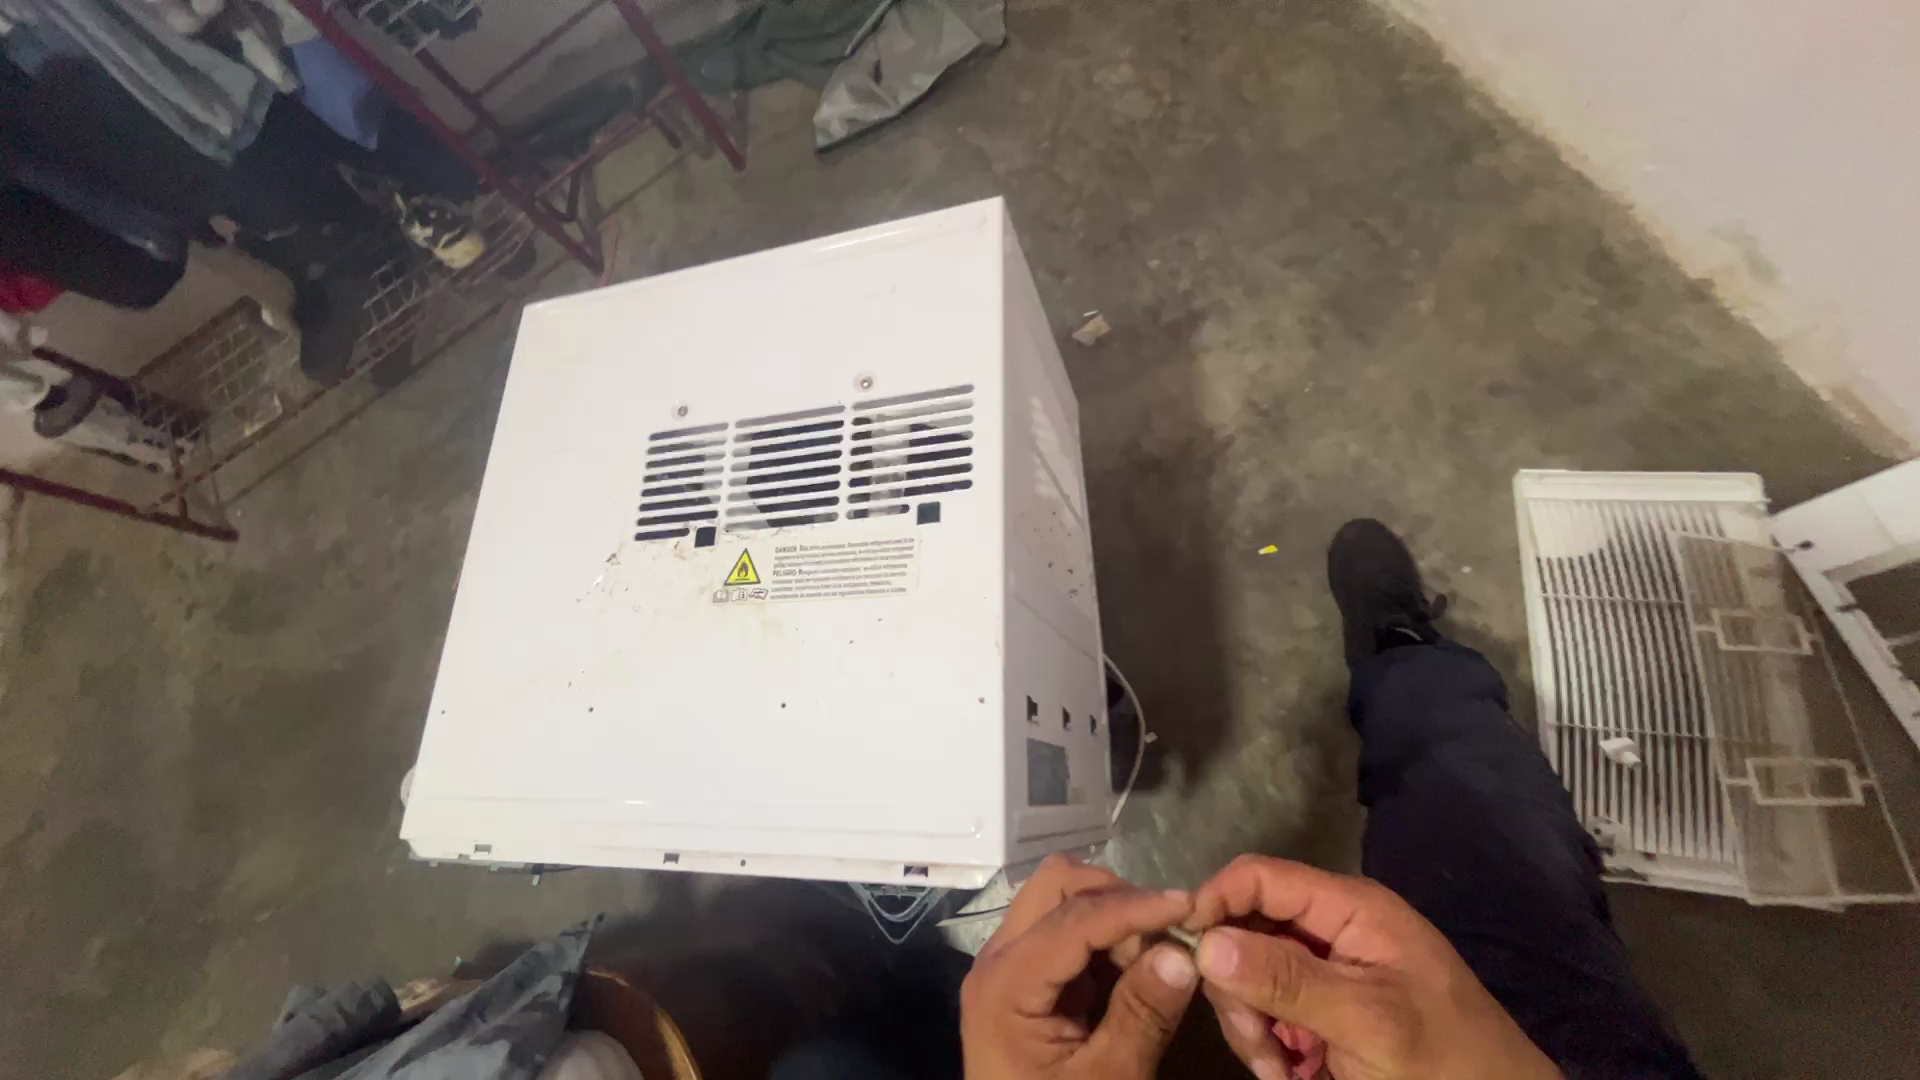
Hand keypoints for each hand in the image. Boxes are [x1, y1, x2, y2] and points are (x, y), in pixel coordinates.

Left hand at [961, 855, 1199, 1079]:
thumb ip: (1142, 1014)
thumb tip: (1182, 949)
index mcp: (1005, 982)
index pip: (1073, 919)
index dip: (1134, 907)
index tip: (1190, 904)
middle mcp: (997, 956)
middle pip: (1055, 886)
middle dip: (1115, 896)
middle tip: (1167, 932)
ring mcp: (1009, 963)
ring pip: (1059, 899)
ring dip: (1111, 912)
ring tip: (1156, 952)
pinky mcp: (1026, 976)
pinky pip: (1065, 929)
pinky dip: (1104, 935)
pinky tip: (1137, 963)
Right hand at [1188, 855, 1561, 1079]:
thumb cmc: (1451, 1069)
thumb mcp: (1371, 1025)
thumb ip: (1288, 979)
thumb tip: (1203, 943)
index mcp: (1348, 907)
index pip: (1259, 877)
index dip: (1214, 900)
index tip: (1183, 948)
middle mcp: (1330, 927)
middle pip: (1246, 926)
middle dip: (1236, 982)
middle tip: (1255, 1041)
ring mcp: (1326, 970)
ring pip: (1249, 972)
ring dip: (1250, 1021)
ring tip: (1278, 1071)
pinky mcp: (1324, 1008)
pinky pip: (1269, 1008)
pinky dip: (1267, 1041)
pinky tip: (1289, 1074)